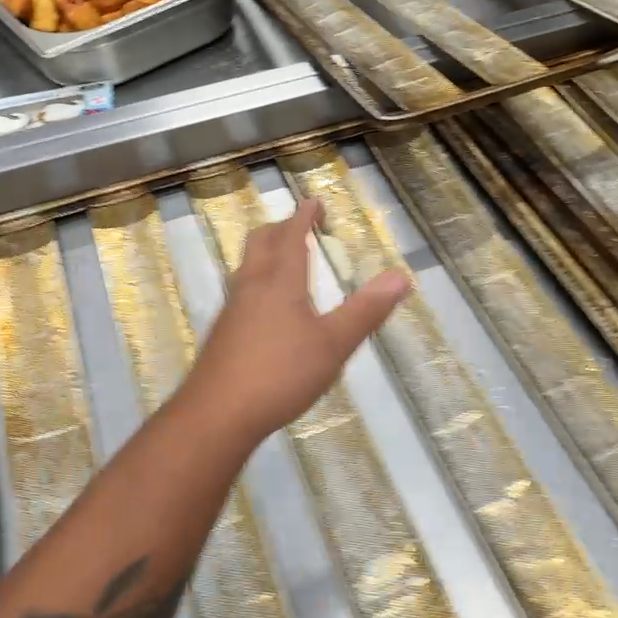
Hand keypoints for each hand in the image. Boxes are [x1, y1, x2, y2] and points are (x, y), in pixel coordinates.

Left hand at [176, 198, 409, 439]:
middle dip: (280, 228)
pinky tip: (265, 309)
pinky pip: (241, 292)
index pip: (292, 236)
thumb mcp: (333, 344)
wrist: (216, 415)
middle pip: (261, 243)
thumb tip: (401, 276)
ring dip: (265, 253)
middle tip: (300, 226)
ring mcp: (232, 310)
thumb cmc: (279, 374)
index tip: (313, 202)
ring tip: (283, 259)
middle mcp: (251, 287)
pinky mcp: (222, 334)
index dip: (304, 216)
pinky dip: (257, 281)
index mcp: (279, 282)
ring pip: (246, 267)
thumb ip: (366, 310)